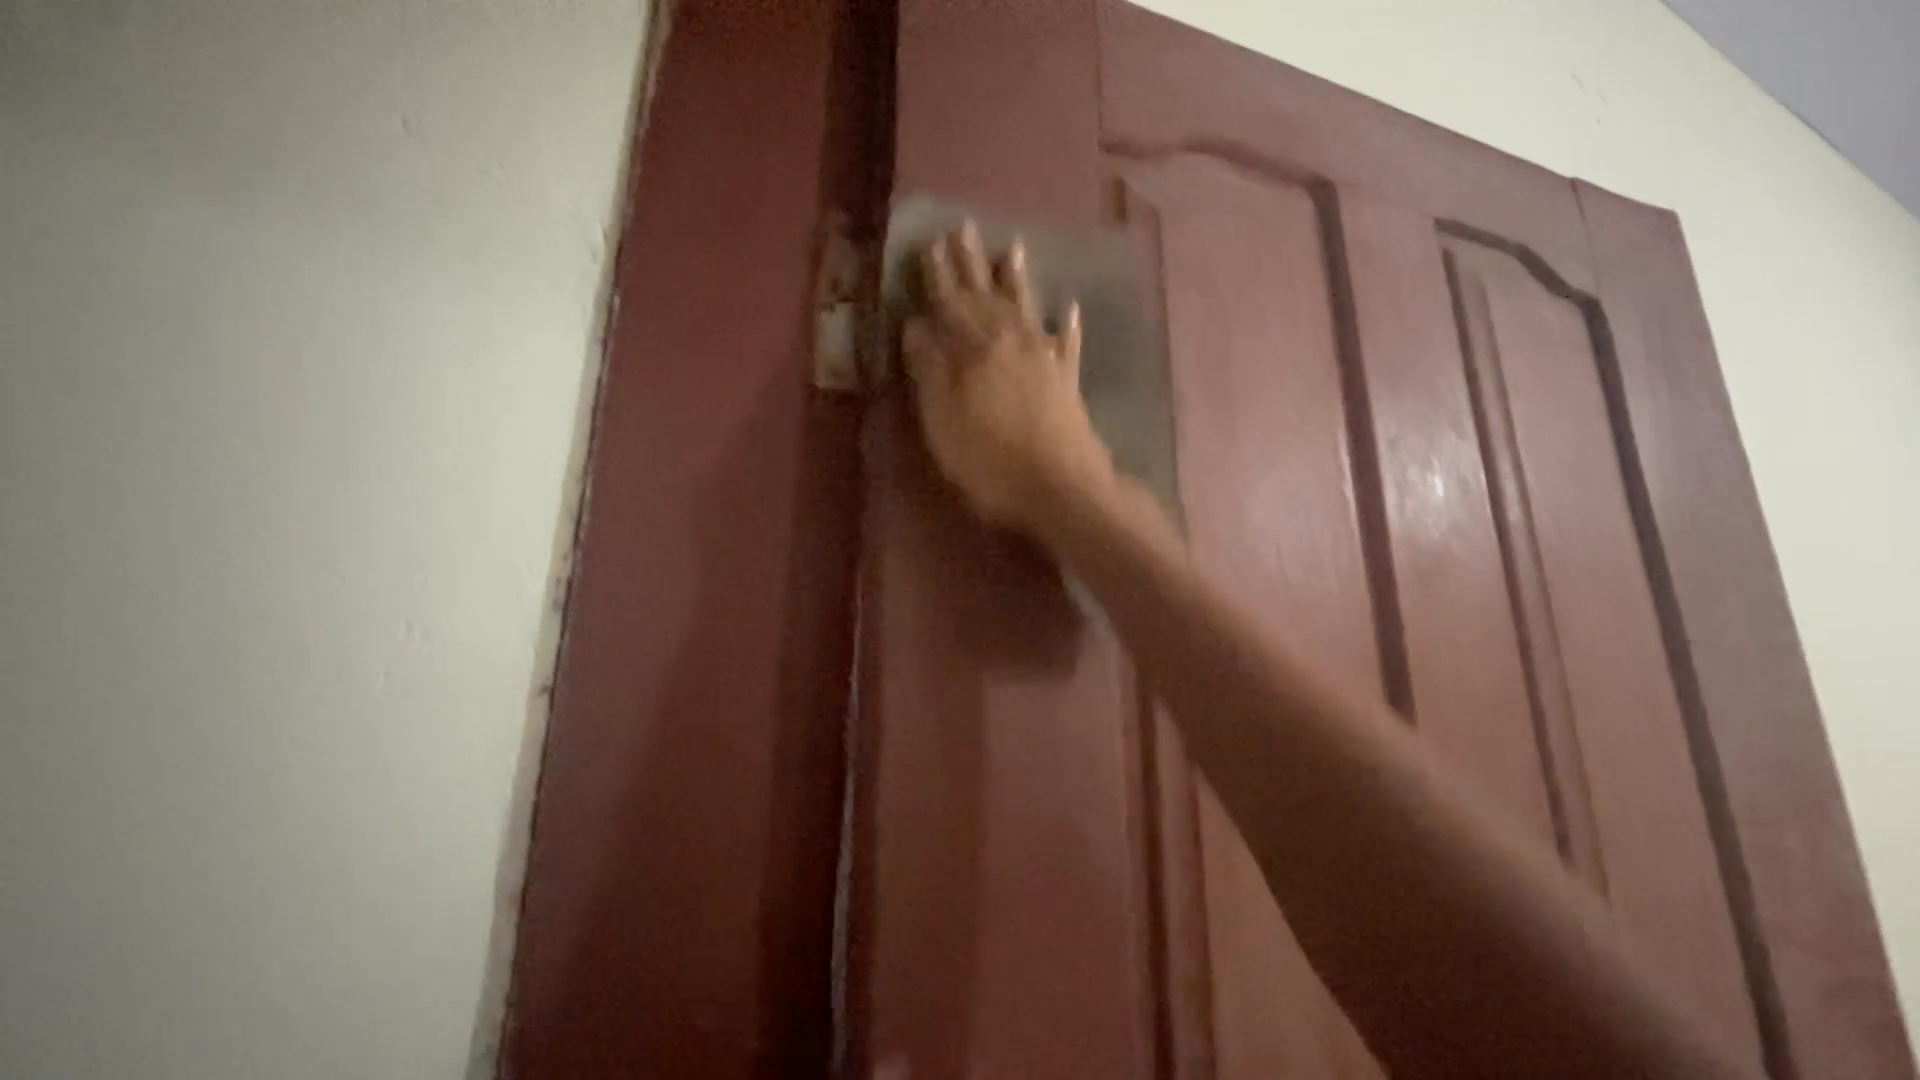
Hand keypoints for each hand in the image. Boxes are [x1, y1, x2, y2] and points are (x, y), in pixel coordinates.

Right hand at [902, 222, 1115, 536]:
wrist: (1060, 488)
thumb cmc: (989, 459)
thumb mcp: (942, 417)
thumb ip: (929, 367)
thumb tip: (916, 324)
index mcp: (974, 348)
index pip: (949, 301)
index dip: (937, 274)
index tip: (929, 241)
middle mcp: (1011, 341)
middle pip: (987, 294)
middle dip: (972, 262)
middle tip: (963, 226)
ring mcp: (1045, 358)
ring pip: (1027, 307)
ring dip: (1017, 278)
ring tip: (1013, 246)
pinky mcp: (1068, 381)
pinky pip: (1068, 343)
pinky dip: (1068, 324)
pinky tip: (1070, 307)